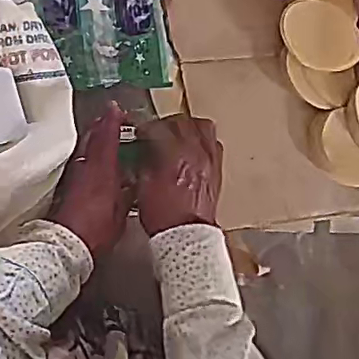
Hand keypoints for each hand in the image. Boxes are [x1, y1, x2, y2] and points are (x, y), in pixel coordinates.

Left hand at [48, 102, 133, 258]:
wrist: (66, 244)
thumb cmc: (96, 230)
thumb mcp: (121, 212)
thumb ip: (127, 194)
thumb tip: (132, 184)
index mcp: (102, 169)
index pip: (107, 136)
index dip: (112, 120)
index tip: (116, 108)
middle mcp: (85, 167)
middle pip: (92, 137)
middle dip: (100, 124)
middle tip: (109, 116)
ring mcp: (74, 175)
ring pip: (84, 148)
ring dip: (93, 137)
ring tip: (102, 132)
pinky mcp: (67, 186)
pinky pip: (80, 162)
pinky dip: (87, 154)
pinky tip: (93, 160)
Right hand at [135, 114, 223, 234]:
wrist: (187, 236)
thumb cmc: (164, 216)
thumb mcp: (143, 186)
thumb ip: (144, 162)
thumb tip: (144, 151)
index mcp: (175, 156)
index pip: (160, 128)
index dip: (146, 127)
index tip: (139, 131)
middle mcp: (197, 153)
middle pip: (184, 122)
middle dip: (166, 124)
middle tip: (156, 131)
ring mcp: (211, 160)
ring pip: (204, 127)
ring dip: (189, 127)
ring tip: (178, 135)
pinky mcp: (218, 169)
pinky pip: (214, 144)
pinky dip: (202, 141)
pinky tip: (193, 150)